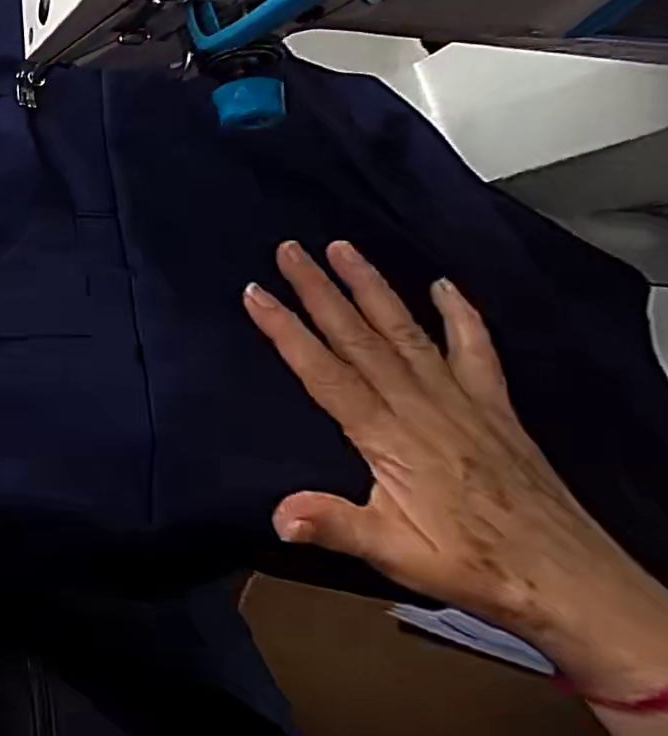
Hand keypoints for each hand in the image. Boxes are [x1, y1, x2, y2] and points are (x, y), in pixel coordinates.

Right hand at [243, 240, 667, 703]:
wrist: (586, 594)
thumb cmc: (477, 569)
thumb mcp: (400, 559)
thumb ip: (337, 527)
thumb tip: (278, 517)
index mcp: (391, 438)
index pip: (326, 372)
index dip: (286, 330)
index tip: (255, 292)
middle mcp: (425, 408)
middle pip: (361, 338)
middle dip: (321, 290)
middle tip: (290, 251)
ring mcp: (465, 404)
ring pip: (407, 333)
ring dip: (373, 287)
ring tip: (343, 248)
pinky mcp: (496, 410)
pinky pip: (477, 354)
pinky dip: (462, 317)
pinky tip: (444, 286)